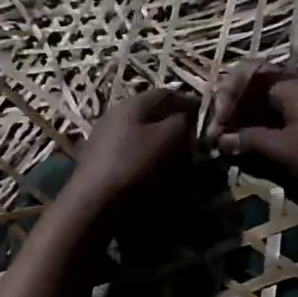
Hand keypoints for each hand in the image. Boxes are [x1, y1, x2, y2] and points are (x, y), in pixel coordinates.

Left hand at [63, 87, 196, 212]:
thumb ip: (181, 123)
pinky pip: (128, 152)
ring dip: (158, 141)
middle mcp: (113, 115)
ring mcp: (102, 138)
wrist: (93, 202)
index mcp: (131, 104)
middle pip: (150, 113)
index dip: (188, 102)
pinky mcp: (98, 161)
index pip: (166, 94)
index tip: (204, 114)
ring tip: (174, 157)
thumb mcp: (169, 138)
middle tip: (191, 137)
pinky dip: (144, 156)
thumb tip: (184, 120)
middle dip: (172, 122)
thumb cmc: (134, 165)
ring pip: (138, 133)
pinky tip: (152, 172)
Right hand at [209, 63, 297, 191]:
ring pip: (277, 100)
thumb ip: (250, 141)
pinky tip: (272, 146)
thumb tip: (221, 140)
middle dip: (238, 110)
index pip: (244, 76)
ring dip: (256, 119)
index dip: (225, 100)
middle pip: (259, 86)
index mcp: (290, 82)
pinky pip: (294, 111)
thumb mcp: (284, 148)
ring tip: (244, 145)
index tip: (217, 129)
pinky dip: (276, 125)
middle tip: (225, 138)